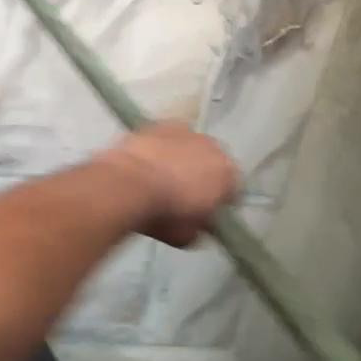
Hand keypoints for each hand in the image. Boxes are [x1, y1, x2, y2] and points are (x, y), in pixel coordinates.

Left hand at [94, 124, 239, 247]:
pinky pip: (165, 138)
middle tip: (183, 194)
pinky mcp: (157, 124)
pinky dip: (160, 148)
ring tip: (161, 176)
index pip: (233, 190)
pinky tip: (146, 161)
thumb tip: (197, 223)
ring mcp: (184, 131)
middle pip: (212, 164)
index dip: (219, 203)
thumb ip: (199, 227)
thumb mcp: (187, 236)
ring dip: (181, 159)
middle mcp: (212, 146)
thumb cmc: (163, 213)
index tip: (205, 213)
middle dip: (202, 176)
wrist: (127, 183)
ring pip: (189, 147)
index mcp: (228, 174)